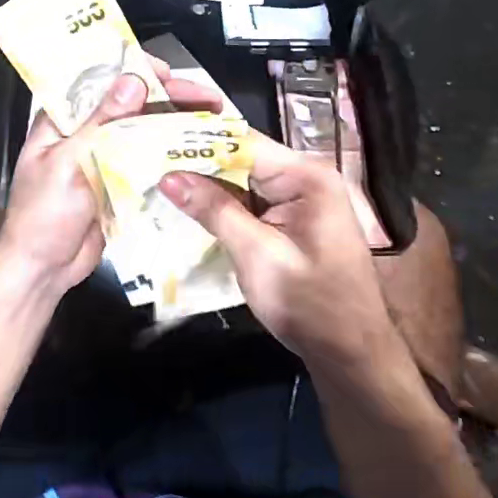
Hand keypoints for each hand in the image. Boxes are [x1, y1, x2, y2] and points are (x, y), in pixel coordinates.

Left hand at [0, 58, 223, 294]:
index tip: (166, 72)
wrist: (42, 269)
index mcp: (63, 119)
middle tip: (205, 97)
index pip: (100, 80)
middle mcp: (85, 131)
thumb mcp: (67, 163)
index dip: (134, 70)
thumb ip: (100, 123)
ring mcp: (105, 156)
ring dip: (175, 121)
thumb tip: (131, 81)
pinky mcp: (120, 180)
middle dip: (167, 96)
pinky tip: (199, 149)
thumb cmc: (42, 214)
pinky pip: (148, 159)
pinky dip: (171, 151)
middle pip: (130, 103)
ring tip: (212, 117)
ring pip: (143, 129)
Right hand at [159, 136, 399, 372]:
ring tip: (155, 180)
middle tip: (146, 163)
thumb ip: (215, 211)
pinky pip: (247, 202)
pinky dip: (219, 206)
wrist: (351, 355)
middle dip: (196, 164)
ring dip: (204, 186)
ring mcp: (298, 199)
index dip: (199, 142)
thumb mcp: (258, 256)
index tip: (155, 141)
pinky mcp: (289, 220)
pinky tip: (184, 207)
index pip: (244, 143)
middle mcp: (304, 178)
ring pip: (240, 181)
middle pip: (240, 159)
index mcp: (307, 177)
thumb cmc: (311, 304)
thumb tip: (168, 177)